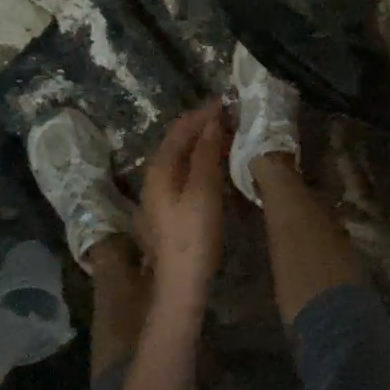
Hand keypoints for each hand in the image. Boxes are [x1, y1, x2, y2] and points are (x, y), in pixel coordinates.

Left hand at [137, 102, 226, 303]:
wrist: (181, 287)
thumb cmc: (193, 236)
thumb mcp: (203, 189)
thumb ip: (206, 152)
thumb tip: (212, 119)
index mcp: (160, 168)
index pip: (181, 128)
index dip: (204, 113)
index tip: (228, 102)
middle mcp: (156, 176)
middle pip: (180, 141)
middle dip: (205, 127)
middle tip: (234, 119)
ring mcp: (161, 194)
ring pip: (184, 158)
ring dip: (206, 145)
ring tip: (232, 138)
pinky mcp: (171, 210)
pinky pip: (188, 174)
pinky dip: (204, 163)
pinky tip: (221, 168)